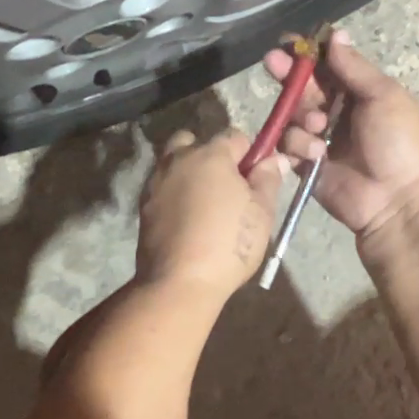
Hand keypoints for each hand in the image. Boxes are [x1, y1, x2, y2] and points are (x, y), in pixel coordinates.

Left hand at [135, 129, 285, 296]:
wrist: (179, 281)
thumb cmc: (228, 244)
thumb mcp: (261, 212)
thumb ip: (268, 179)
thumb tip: (275, 158)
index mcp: (209, 154)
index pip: (235, 136)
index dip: (250, 154)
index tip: (257, 178)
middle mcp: (177, 159)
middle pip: (196, 142)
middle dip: (213, 157)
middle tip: (228, 188)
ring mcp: (155, 181)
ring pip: (175, 162)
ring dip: (190, 173)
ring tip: (206, 205)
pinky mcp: (143, 204)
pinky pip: (164, 186)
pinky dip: (175, 193)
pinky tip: (188, 219)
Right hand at [264, 29, 418, 241]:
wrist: (394, 199)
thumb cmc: (397, 142)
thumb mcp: (383, 96)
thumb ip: (354, 67)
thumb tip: (335, 34)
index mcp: (358, 92)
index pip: (326, 65)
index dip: (307, 53)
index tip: (288, 42)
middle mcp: (335, 111)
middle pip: (302, 86)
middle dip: (288, 74)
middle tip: (273, 62)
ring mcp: (317, 137)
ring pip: (291, 114)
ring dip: (301, 116)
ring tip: (319, 127)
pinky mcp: (303, 162)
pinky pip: (287, 144)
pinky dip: (299, 146)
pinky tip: (317, 155)